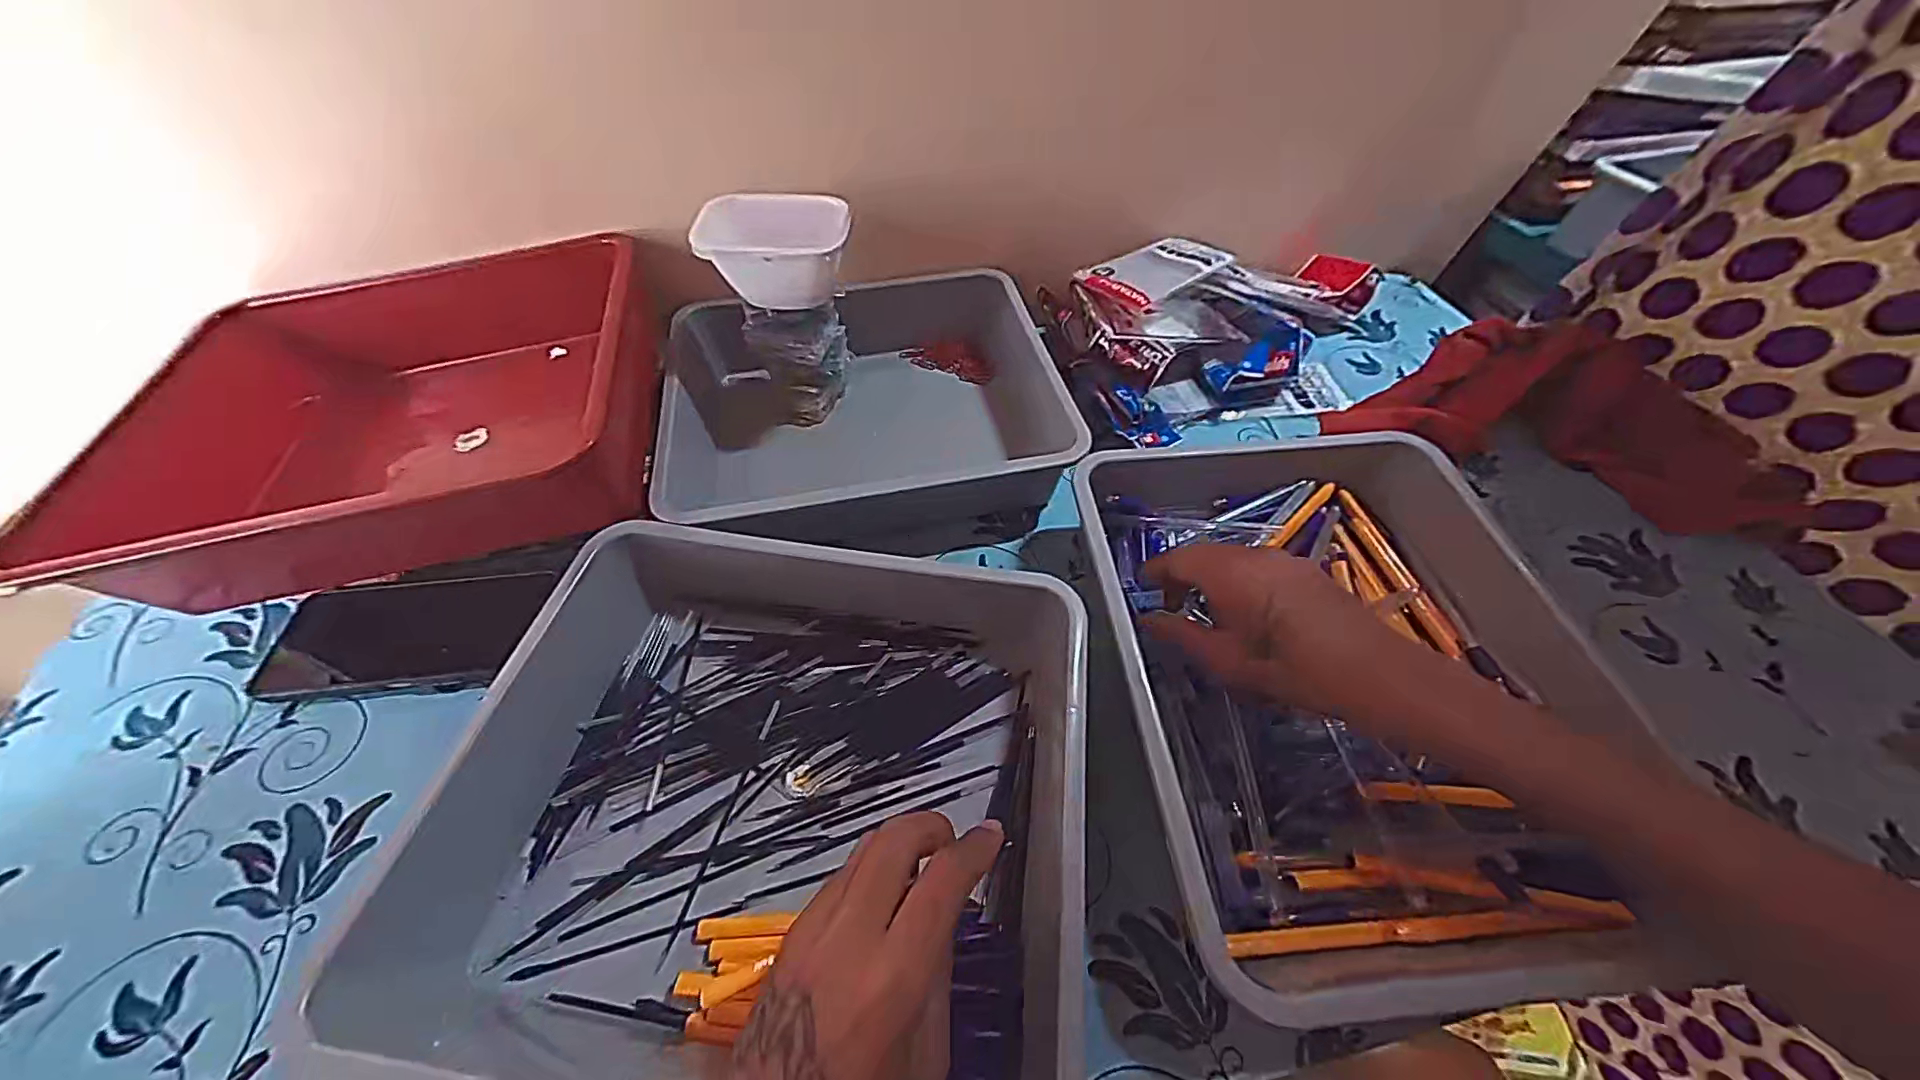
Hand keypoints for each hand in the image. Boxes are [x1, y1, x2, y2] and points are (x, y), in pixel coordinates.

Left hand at [732, 811, 1003, 1079]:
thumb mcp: (925, 1053)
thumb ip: (938, 975)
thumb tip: (945, 912)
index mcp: (891, 977)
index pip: (941, 880)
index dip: (974, 848)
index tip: (989, 835)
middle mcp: (846, 941)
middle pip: (893, 839)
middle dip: (931, 825)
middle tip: (952, 841)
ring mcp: (812, 931)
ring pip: (864, 848)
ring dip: (900, 843)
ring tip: (921, 865)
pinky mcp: (792, 933)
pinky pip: (840, 876)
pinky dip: (871, 869)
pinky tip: (884, 895)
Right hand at [1138, 543, 1465, 731]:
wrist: (1374, 673)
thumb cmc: (1293, 670)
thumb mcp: (1226, 660)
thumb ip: (1180, 635)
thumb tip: (1149, 620)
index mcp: (1229, 573)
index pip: (1177, 558)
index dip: (1155, 571)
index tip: (1142, 587)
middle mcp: (1255, 555)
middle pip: (1204, 553)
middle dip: (1181, 575)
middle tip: (1171, 606)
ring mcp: (1284, 559)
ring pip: (1232, 557)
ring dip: (1210, 577)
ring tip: (1208, 613)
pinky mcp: (1304, 569)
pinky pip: (1257, 564)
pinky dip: (1237, 578)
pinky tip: (1245, 611)